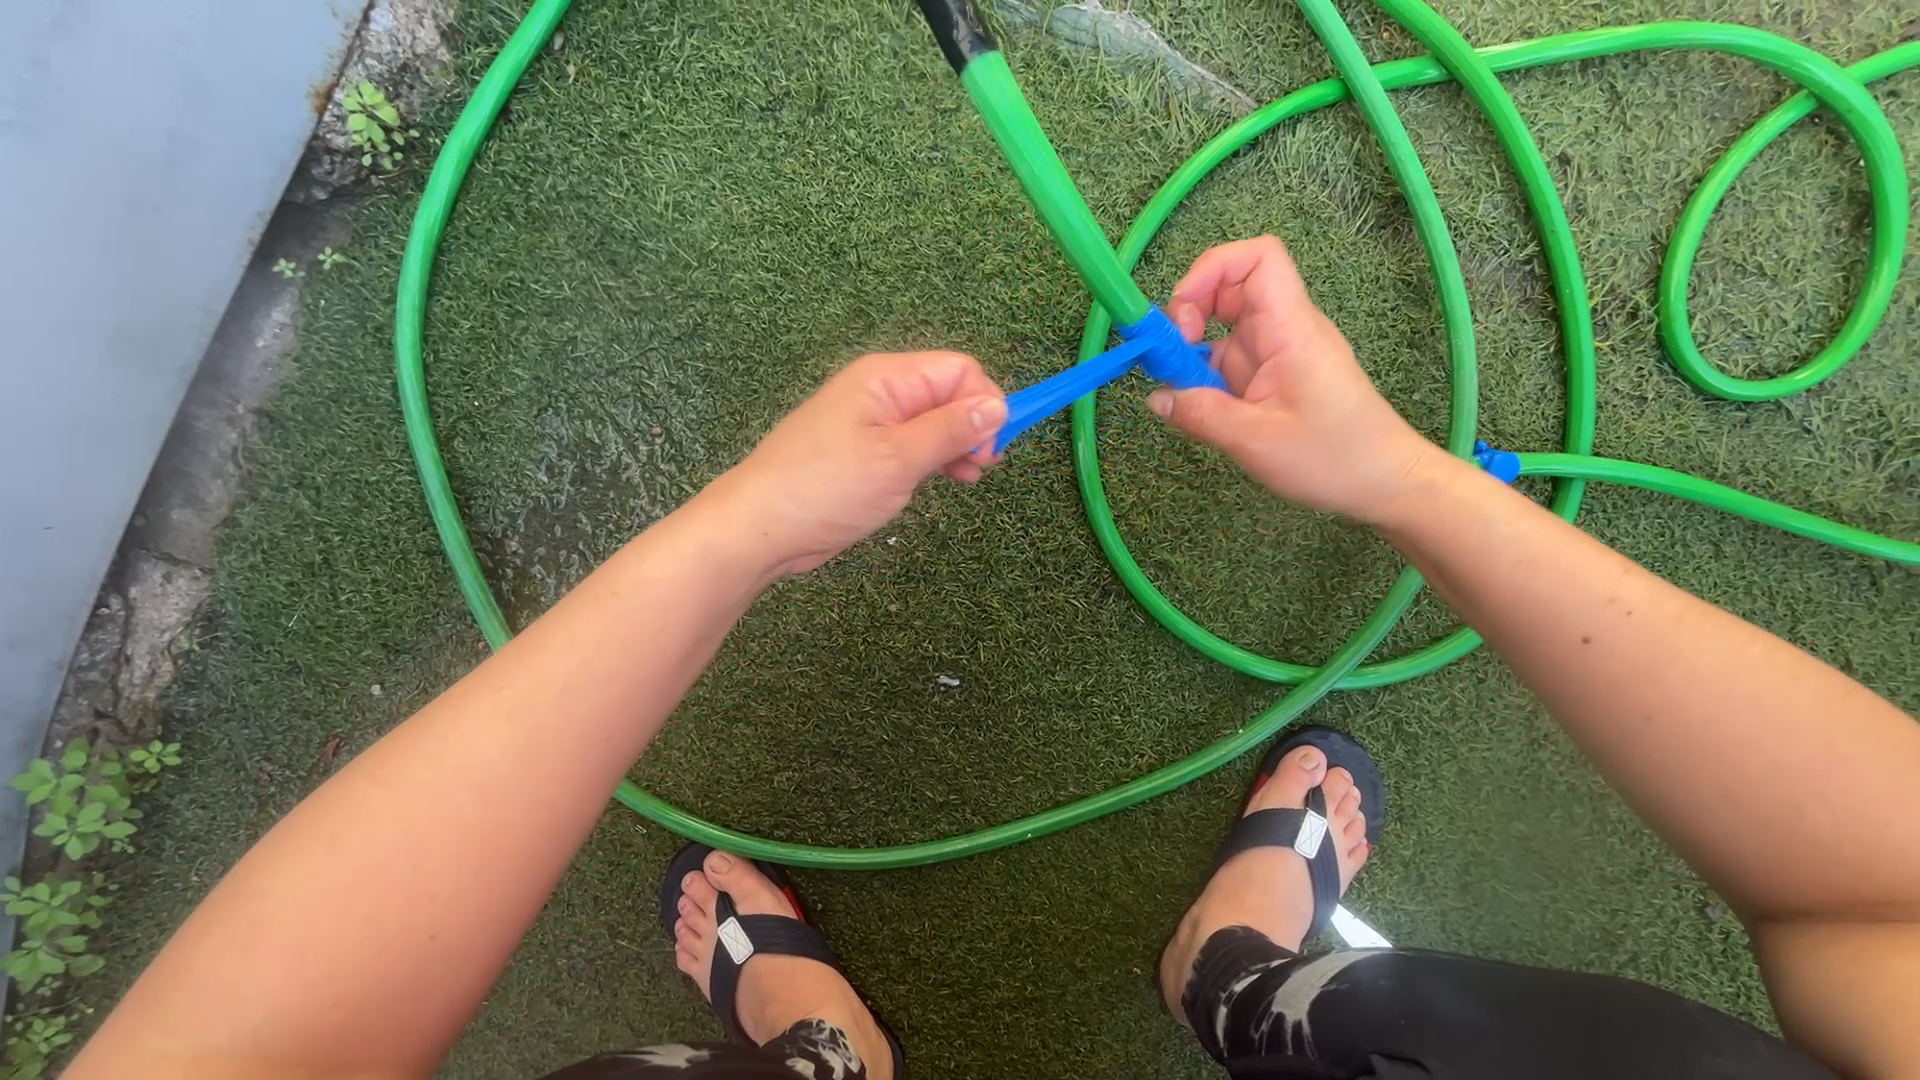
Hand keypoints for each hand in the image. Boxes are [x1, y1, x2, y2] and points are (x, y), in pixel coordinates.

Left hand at [709, 351, 1005, 574]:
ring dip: (957, 446)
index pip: (958, 370)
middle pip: (948, 393)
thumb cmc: (826, 488)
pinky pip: (914, 445)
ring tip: (967, 477)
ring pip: (934, 422)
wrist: (761, 527)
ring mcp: (872, 424)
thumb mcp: (897, 459)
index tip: (991, 448)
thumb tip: (997, 406)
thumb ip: (950, 430)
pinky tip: (945, 481)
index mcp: (886, 379)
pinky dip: (935, 460)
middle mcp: (881, 392)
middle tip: (980, 466)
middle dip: (974, 425)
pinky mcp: (867, 454)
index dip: (985, 402)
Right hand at [1148, 236, 1439, 523]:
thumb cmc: (1332, 457)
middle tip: (1171, 358)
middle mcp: (1283, 331)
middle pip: (1231, 288)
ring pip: (1223, 330)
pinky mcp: (1273, 379)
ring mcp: (1277, 354)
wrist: (1384, 482)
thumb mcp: (1255, 441)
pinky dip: (1205, 380)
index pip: (1257, 258)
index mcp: (1290, 329)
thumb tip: (1155, 397)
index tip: (1181, 317)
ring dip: (1193, 354)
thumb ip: (1199, 414)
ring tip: (1180, 395)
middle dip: (1190, 312)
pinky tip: (1198, 410)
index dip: (1211, 269)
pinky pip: (1229, 364)